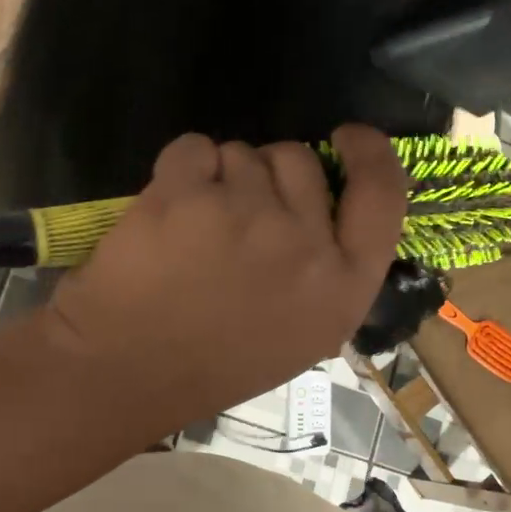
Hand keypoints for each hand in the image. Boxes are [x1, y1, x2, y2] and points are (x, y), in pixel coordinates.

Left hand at [32, 125, 407, 430]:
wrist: (127, 374)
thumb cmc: (213, 365)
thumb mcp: (301, 334)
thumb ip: (324, 269)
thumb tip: (314, 209)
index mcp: (342, 288)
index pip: (383, 195)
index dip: (370, 155)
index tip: (348, 137)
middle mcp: (305, 244)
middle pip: (300, 160)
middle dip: (270, 173)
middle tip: (238, 214)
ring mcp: (246, 214)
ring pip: (242, 153)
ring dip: (221, 176)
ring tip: (196, 227)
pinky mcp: (187, 194)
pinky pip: (194, 148)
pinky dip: (181, 169)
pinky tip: (168, 211)